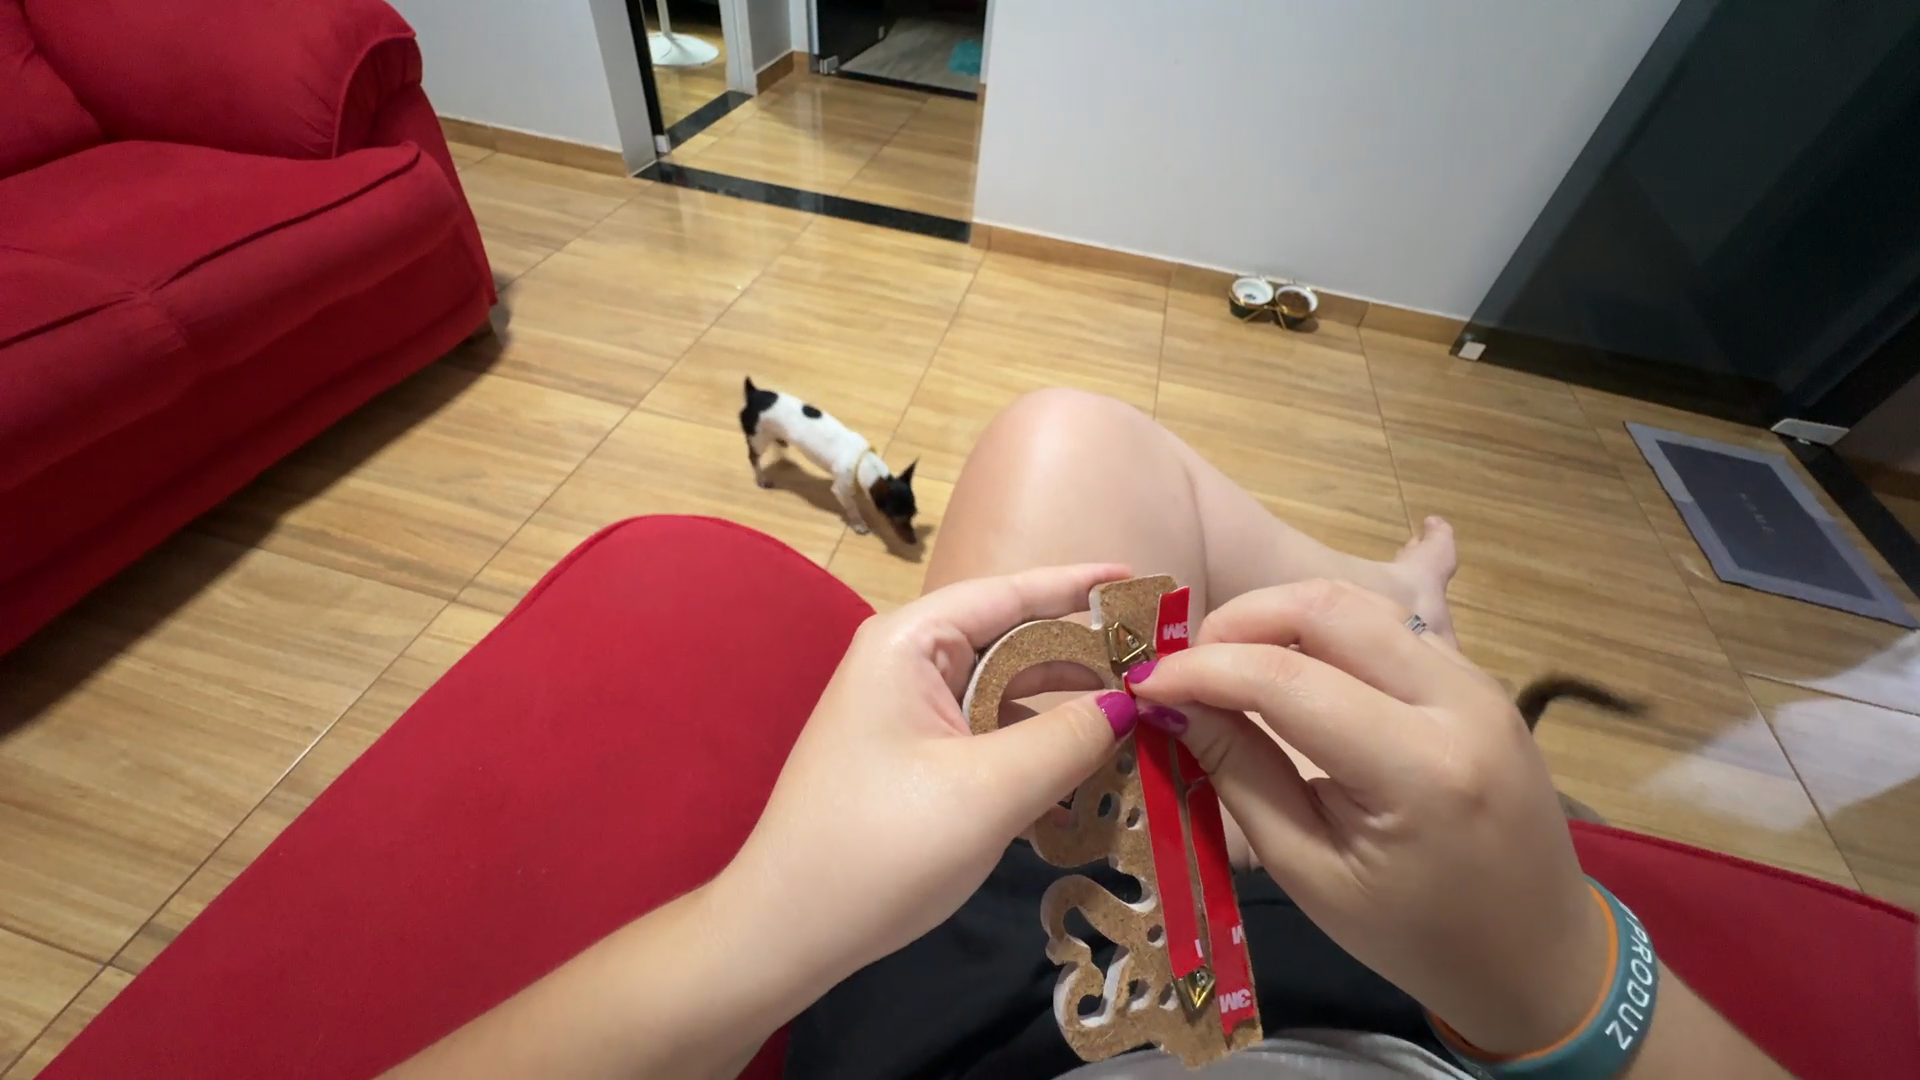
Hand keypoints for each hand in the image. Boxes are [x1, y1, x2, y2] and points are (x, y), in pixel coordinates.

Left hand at [713, 563, 1143, 991]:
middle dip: (1079, 658)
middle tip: (1155, 670)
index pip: (1008, 592)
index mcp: (911, 642)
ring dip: (1060, 710)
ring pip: (1003, 691)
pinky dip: (1031, 747)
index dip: (1078, 585)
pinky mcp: (913, 752)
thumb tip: (1130, 701)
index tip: (1140, 579)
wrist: (786, 932)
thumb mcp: (988, 791)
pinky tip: (1082, 772)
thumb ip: (1067, 738)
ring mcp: (907, 709)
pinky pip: (986, 732)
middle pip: (1010, 641)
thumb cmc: (880, 848)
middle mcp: (907, 661)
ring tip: (1135, 723)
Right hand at [1126, 580, 1611, 1057]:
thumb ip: (1236, 770)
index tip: (1146, 684)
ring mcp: (1475, 680)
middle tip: (1189, 666)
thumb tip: (1169, 703)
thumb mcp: (1307, 869)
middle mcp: (1458, 703)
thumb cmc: (1414, 934)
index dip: (1200, 670)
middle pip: (1324, 607)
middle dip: (1236, 621)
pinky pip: (1380, 622)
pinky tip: (1285, 664)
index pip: (1285, 679)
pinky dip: (1316, 627)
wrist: (1541, 958)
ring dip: (1274, 615)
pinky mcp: (1472, 676)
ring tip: (1228, 661)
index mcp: (1421, 771)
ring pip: (1352, 600)